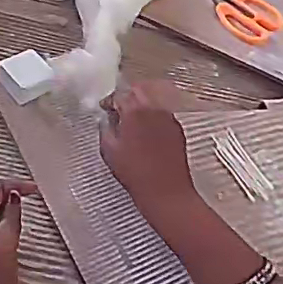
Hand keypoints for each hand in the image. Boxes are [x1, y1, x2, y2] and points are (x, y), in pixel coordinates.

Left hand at [0, 180, 32, 283]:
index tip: (38, 191)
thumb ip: (9, 224)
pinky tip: (14, 233)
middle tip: (37, 200)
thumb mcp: (3, 258)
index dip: (15, 185)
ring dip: (7, 210)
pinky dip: (1, 225)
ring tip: (29, 214)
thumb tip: (14, 197)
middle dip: (11, 194)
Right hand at [99, 82, 196, 216]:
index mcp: (134, 110)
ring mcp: (168, 119)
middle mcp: (154, 110)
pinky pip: (162, 116)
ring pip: (152, 102)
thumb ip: (105, 128)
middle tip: (118, 110)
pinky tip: (146, 134)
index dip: (109, 101)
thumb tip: (106, 121)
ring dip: (141, 107)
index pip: (119, 95)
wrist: (165, 191)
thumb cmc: (136, 172)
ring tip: (132, 123)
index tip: (105, 108)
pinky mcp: (177, 130)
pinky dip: (153, 119)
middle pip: (139, 92)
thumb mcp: (108, 149)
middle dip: (127, 98)